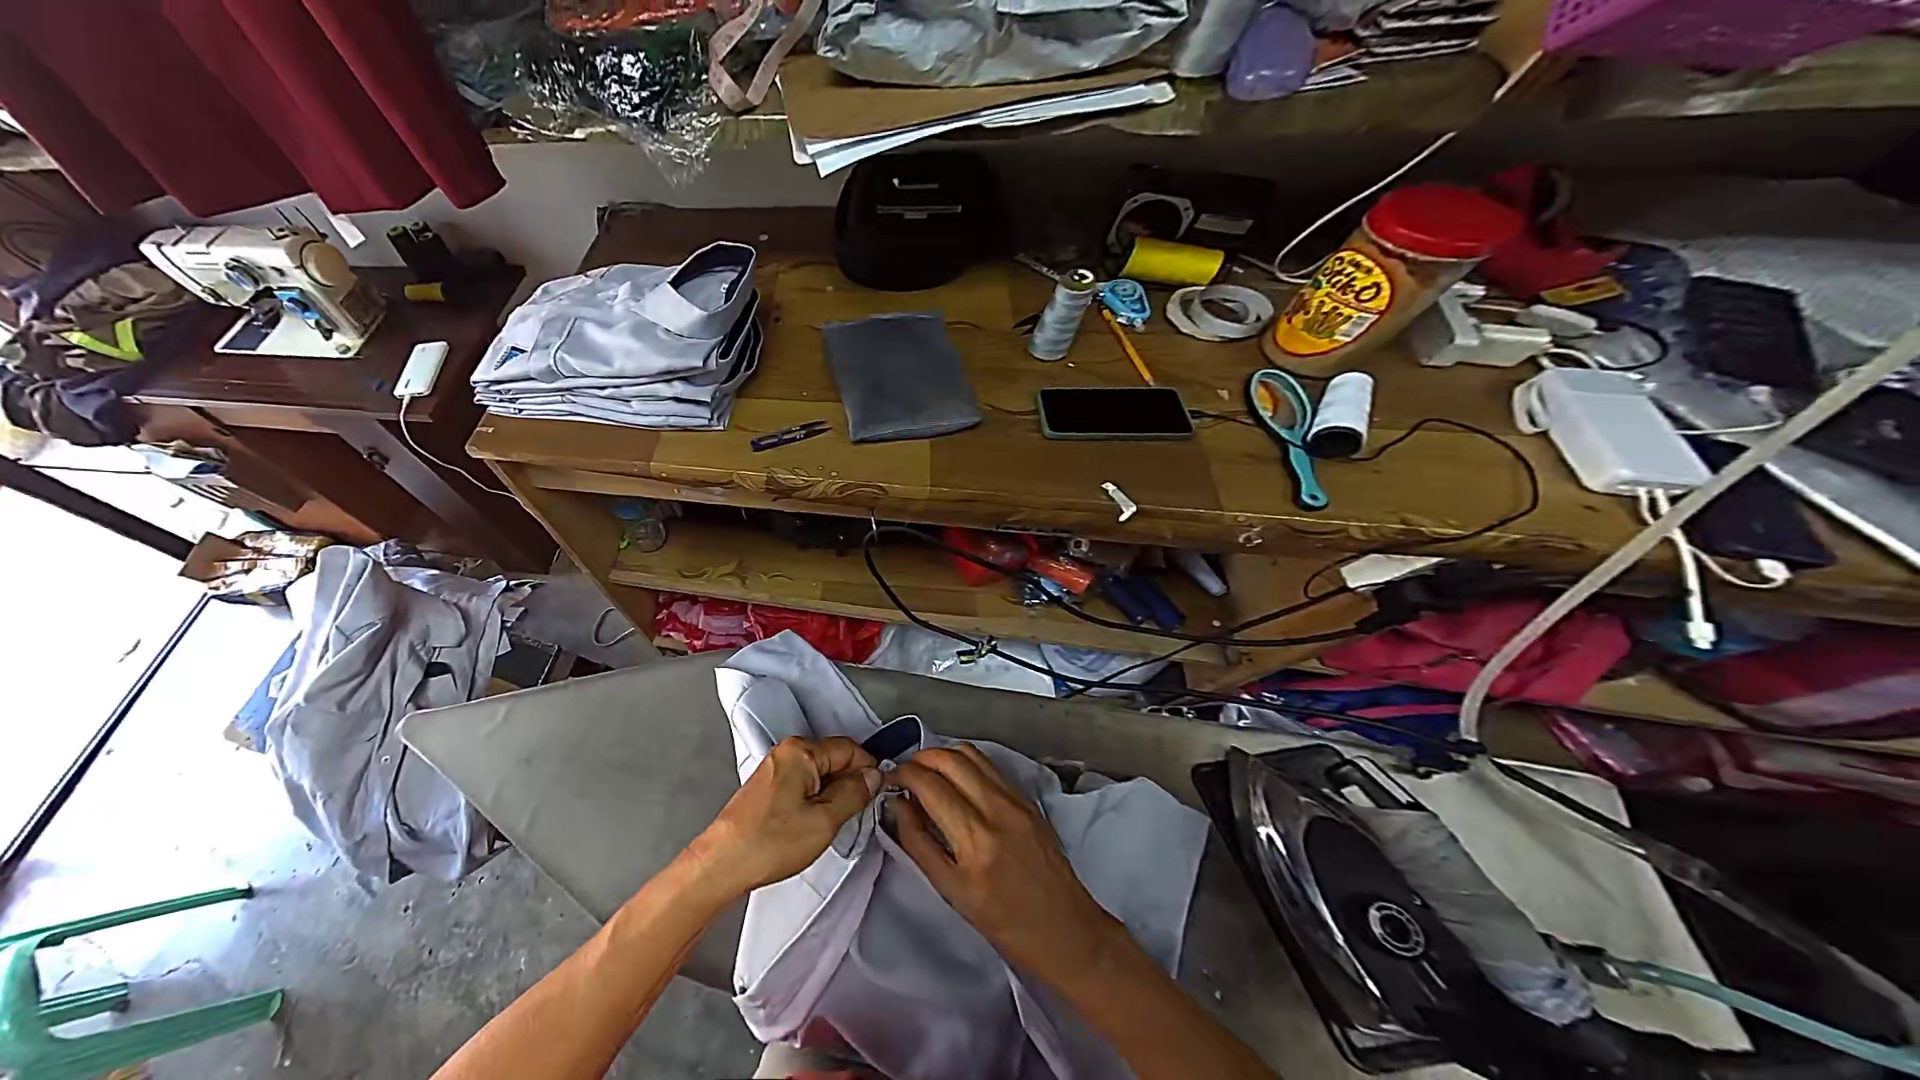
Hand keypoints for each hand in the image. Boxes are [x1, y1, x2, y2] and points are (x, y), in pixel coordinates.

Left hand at [689, 736, 881, 897]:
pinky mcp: (768, 788)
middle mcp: (785, 754)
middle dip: (849, 783)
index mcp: (800, 752)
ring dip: (832, 794)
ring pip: (819, 774)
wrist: (720, 866)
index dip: (868, 770)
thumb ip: (855, 793)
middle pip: (834, 758)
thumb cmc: (765, 843)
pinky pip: (803, 784)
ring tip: (830, 822)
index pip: (850, 748)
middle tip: (854, 811)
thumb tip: (872, 778)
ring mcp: (775, 770)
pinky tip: (812, 824)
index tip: (876, 790)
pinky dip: (815, 800)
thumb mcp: (825, 820)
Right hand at [888, 743, 1121, 973]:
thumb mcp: (951, 891)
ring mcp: (1016, 799)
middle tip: (904, 775)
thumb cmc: (1004, 922)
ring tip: (926, 774)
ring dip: (942, 756)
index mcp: (974, 837)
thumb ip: (918, 843)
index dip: (902, 775)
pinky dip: (965, 764)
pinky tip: (955, 781)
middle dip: (919, 759)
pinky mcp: (1028, 799)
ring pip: (971, 754)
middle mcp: (997, 808)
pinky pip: (990, 767)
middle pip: (949, 759)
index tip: (890, 781)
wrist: (1065, 928)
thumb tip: (897, 805)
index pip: (929, 784)